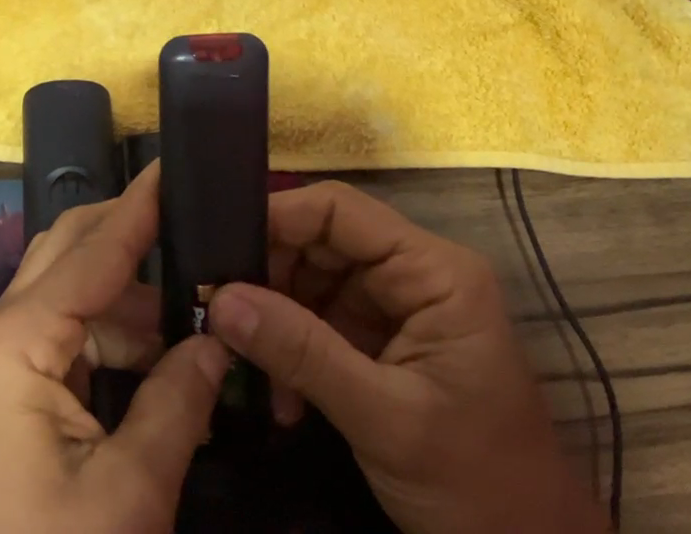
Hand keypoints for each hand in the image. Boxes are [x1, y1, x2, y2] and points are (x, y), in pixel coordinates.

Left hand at [0, 165, 230, 532]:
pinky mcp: (6, 399)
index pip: (92, 252)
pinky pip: (66, 343)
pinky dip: (114, 343)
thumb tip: (216, 340)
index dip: (138, 207)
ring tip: (199, 313)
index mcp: (14, 343)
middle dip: (131, 238)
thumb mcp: (129, 488)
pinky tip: (163, 360)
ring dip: (132, 303)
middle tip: (198, 226)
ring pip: (71, 301)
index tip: (172, 166)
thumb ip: (178, 401)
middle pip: (69, 257)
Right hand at [207, 181, 608, 533]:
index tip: (215, 251)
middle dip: (267, 278)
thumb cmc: (475, 481)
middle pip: (319, 244)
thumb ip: (302, 352)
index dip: (277, 218)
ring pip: (310, 284)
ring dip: (273, 323)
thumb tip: (220, 300)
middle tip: (215, 316)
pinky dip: (289, 353)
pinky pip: (317, 324)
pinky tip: (278, 399)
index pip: (339, 210)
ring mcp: (396, 310)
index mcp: (434, 272)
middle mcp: (413, 276)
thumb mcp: (384, 416)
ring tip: (243, 367)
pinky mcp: (380, 345)